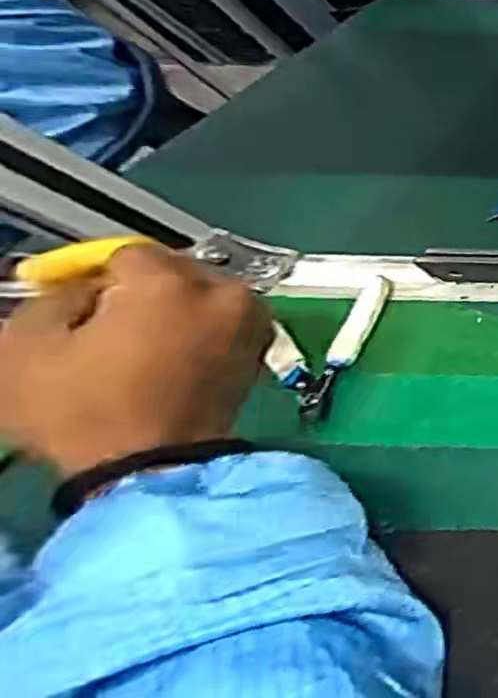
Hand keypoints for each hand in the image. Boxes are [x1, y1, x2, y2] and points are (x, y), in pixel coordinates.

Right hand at [0, 244, 269, 476]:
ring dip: (173, 304)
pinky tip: (170, 349)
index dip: (89, 266)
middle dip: (136, 284)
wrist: (153, 453)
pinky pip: (226, 316)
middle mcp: (225, 291)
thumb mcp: (26, 350)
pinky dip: (201, 323)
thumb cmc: (82, 405)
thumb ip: (51, 302)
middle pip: (176, 269)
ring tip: (134, 336)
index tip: (61, 285)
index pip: (129, 252)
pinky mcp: (263, 339)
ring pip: (206, 292)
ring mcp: (253, 315)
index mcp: (170, 285)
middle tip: (97, 314)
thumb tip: (76, 287)